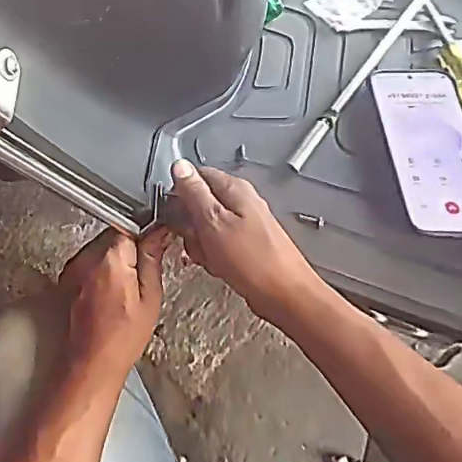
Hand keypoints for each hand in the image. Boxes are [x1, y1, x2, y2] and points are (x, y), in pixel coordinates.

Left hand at [58, 227, 170, 378]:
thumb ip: (153, 259)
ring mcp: (74, 269)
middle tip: (143, 275)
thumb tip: (159, 234)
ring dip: (116, 259)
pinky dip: (102, 271)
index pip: (130, 228)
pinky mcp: (68, 280)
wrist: (91, 363)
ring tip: (127, 288)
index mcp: (110, 260)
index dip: (146, 237)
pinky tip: (112, 293)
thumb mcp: (150, 297)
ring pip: (101, 249)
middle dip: (130, 248)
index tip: (156, 248)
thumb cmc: (121, 338)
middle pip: (114, 236)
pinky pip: (90, 263)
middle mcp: (87, 259)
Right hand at [163, 160, 327, 324]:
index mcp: (235, 189)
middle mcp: (242, 203)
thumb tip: (180, 166)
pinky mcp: (246, 246)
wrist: (285, 295)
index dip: (180, 195)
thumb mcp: (213, 221)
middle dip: (191, 226)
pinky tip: (221, 267)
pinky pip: (218, 247)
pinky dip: (214, 258)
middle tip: (198, 240)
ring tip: (213, 257)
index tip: (177, 213)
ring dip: (201, 246)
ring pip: (206, 230)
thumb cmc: (255, 261)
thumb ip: (194, 192)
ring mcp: (244, 225)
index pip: (196, 176)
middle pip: (199, 205)